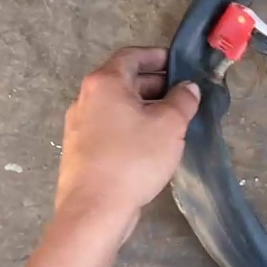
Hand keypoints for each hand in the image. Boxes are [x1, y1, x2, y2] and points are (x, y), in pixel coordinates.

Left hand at [53, 48, 200, 243]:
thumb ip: (183, 100)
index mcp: (105, 83)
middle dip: (155, 84)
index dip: (158, 57)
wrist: (94, 210)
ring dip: (144, 107)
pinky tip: (149, 143)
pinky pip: (109, 126)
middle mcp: (86, 98)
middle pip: (124, 80)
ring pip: (117, 105)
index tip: (180, 65)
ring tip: (171, 121)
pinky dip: (130, 125)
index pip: (133, 56)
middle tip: (182, 95)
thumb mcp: (170, 125)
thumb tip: (188, 88)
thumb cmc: (133, 159)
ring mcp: (79, 125)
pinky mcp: (79, 149)